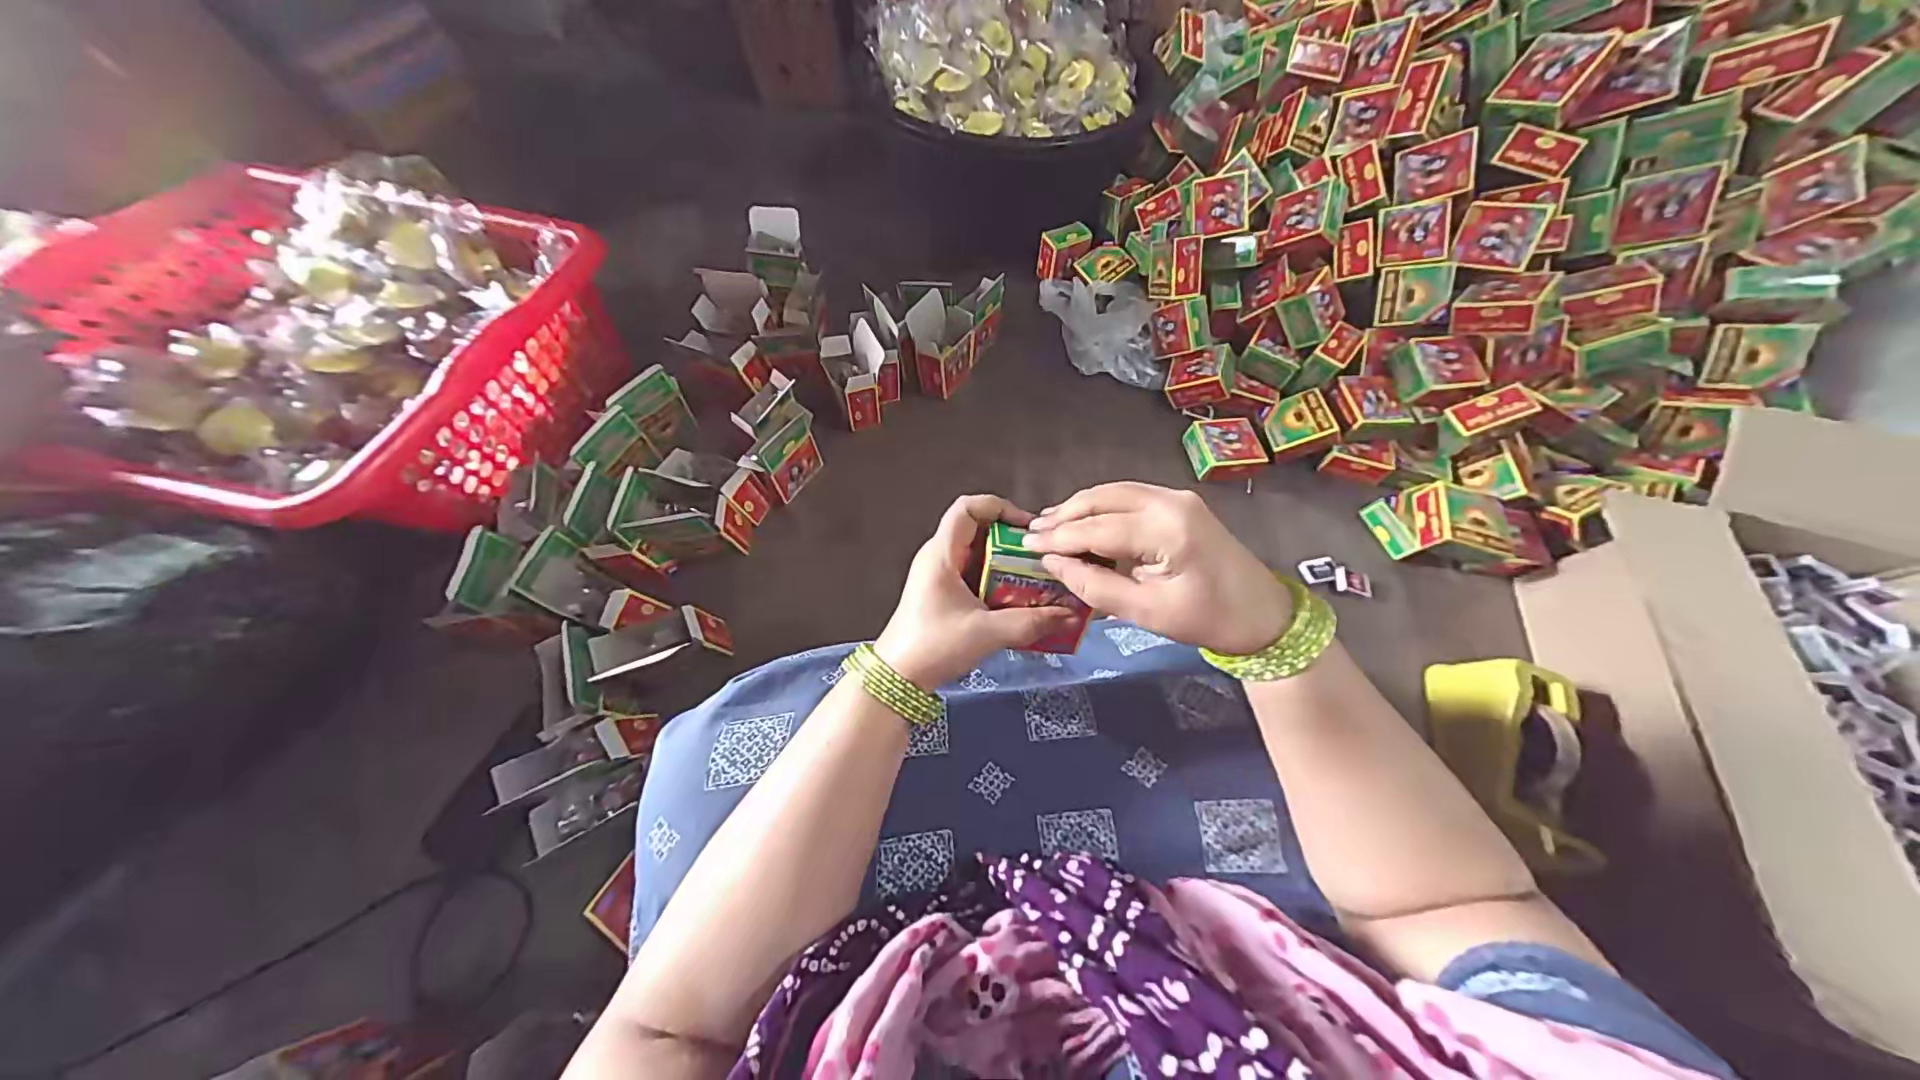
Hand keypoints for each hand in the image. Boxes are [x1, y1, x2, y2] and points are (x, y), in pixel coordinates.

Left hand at [873, 495, 1080, 687]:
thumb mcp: (986, 633)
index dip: (999, 508)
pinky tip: (1016, 599)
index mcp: (941, 555)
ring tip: (1034, 579)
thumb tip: (1068, 614)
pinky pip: (973, 573)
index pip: (967, 507)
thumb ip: (1031, 622)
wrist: (898, 677)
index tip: (1027, 527)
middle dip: (1010, 539)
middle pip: (977, 529)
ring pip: (977, 553)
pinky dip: (996, 579)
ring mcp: (938, 575)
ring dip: (1005, 562)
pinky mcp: (942, 593)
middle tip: (1038, 557)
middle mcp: (938, 557)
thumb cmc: (933, 647)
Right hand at [1023, 482, 1291, 655]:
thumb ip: (1095, 586)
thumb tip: (1053, 564)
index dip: (1058, 537)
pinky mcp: (1180, 504)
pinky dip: (1101, 507)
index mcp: (1167, 529)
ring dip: (1080, 507)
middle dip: (1064, 515)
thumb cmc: (1209, 619)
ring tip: (1049, 526)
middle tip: (1032, 532)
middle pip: (1102, 498)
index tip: (1025, 546)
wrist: (1265, 616)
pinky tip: (1083, 522)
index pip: (1097, 527)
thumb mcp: (1148, 613)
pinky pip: (1129, 497)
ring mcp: (1177, 498)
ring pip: (1114, 492)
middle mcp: (1170, 502)